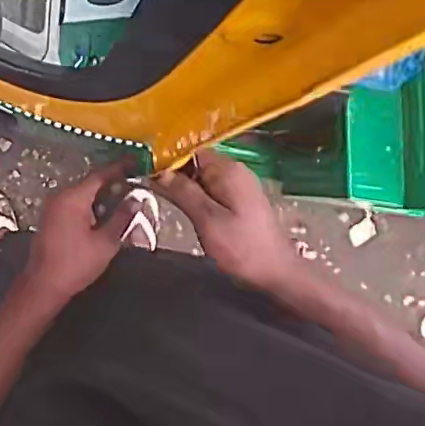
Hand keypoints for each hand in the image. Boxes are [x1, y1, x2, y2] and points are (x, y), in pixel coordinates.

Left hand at [17, 163, 138, 304]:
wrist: (43, 285)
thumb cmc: (75, 264)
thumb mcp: (105, 242)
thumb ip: (121, 218)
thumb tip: (135, 200)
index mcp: (73, 198)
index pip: (100, 175)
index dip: (119, 168)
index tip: (135, 163)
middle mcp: (60, 197)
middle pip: (90, 184)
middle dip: (112, 184)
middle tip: (134, 187)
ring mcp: (53, 207)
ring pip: (82, 195)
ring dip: (101, 198)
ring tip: (123, 203)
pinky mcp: (51, 219)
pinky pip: (74, 205)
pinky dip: (90, 206)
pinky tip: (104, 217)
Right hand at [153, 151, 303, 295]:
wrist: (276, 274)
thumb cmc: (242, 249)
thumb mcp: (207, 220)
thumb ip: (183, 192)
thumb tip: (159, 172)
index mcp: (228, 170)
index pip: (191, 151)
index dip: (168, 161)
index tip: (148, 173)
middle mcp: (236, 172)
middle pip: (196, 163)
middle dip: (174, 175)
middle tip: (152, 190)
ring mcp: (239, 186)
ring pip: (202, 178)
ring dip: (184, 187)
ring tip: (166, 200)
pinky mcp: (240, 201)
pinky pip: (212, 190)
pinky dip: (197, 197)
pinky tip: (187, 210)